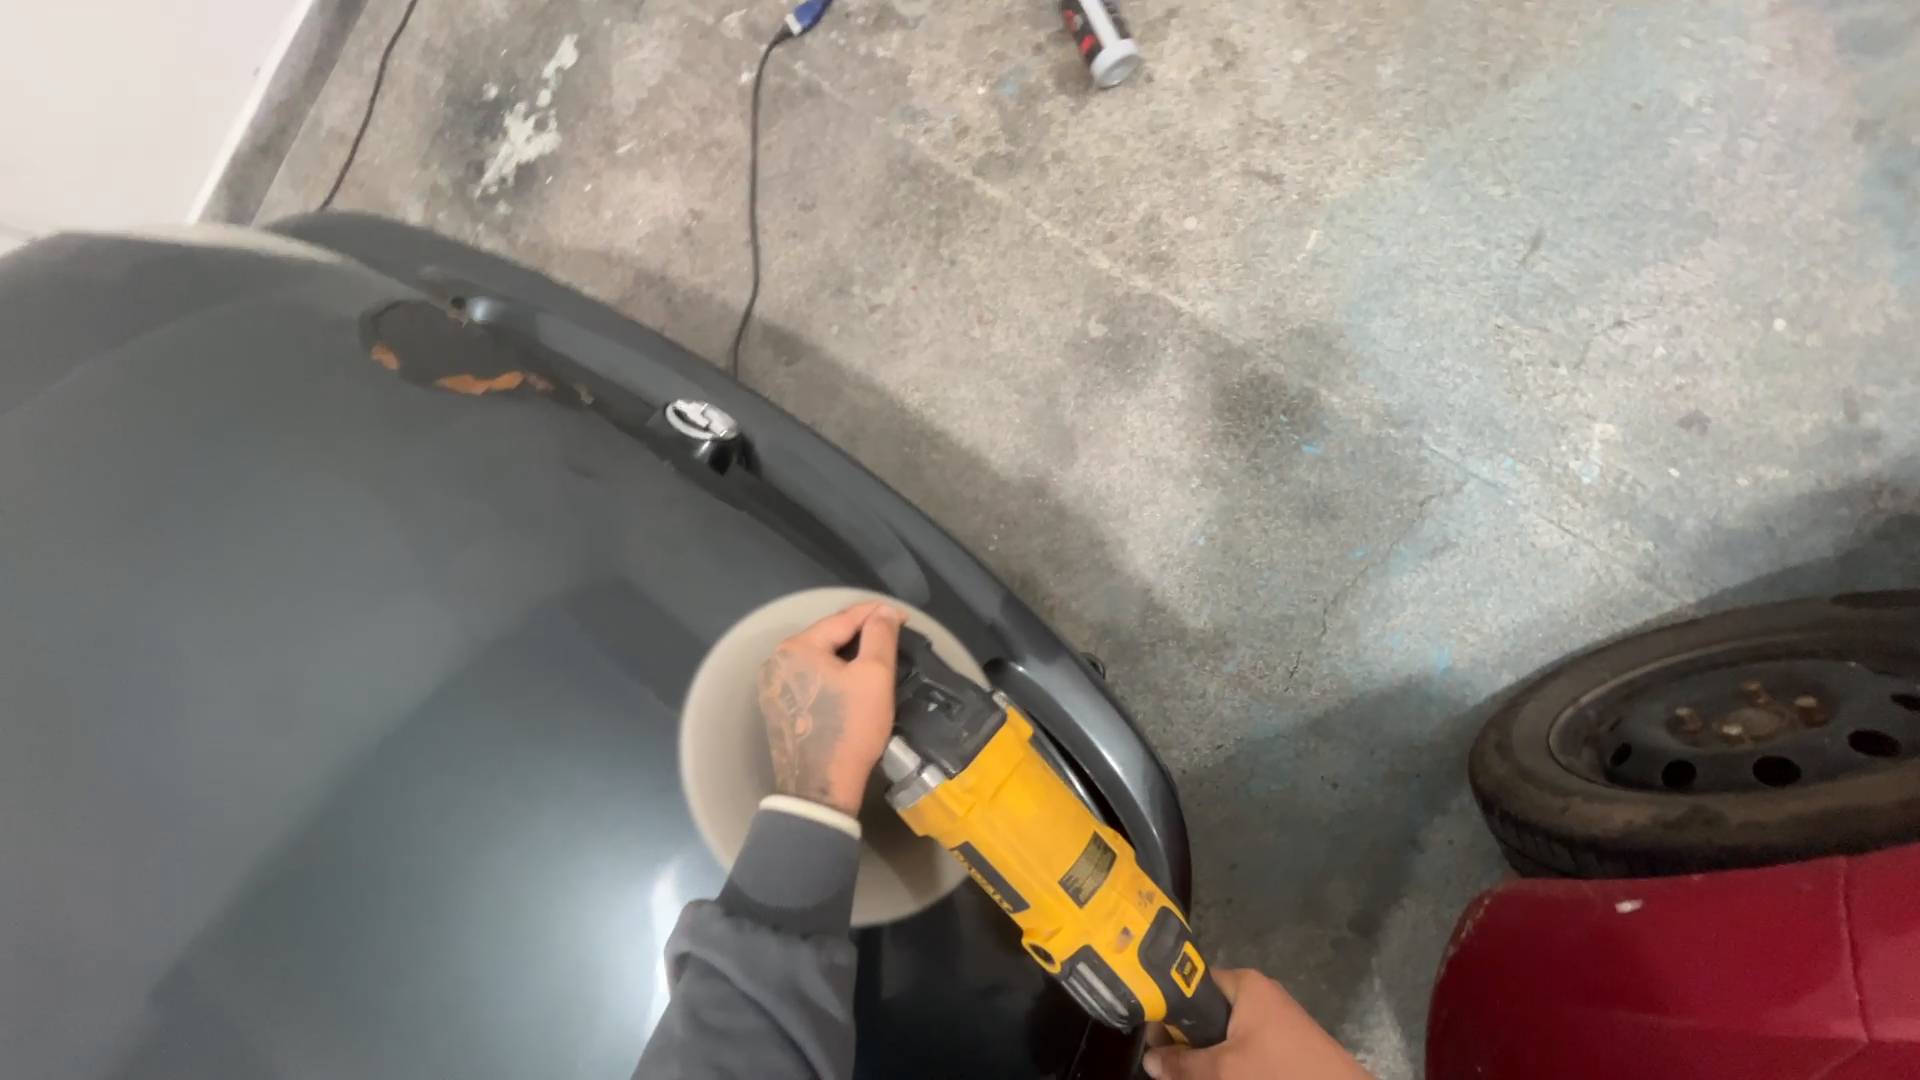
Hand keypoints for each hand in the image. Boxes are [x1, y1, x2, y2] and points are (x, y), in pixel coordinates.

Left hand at [757, 601, 905, 815]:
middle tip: (892, 636)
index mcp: (796, 647)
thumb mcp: (874, 675)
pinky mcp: (779, 710)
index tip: (903, 617)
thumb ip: (880, 635)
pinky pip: (812, 680)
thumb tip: (882, 611)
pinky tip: (853, 681)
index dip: (876, 614)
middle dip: (861, 634)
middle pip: (828, 637)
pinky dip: (834, 675)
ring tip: (877, 656)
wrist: (821, 789)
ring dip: (847, 655)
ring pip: (820, 659)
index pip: (843, 618)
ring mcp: (774, 688)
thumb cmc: (849, 727)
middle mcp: (777, 662)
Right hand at [1143, 969, 1374, 1079]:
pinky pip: (1247, 1049)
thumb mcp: (1225, 1071)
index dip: (1169, 1009)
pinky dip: (1232, 1065)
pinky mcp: (1288, 1047)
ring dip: (1210, 1057)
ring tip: (1193, 1076)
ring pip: (1227, 1034)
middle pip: (1208, 1011)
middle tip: (1171, 1065)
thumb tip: (1148, 1059)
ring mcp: (1276, 1022)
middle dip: (1189, 1039)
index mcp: (1244, 984)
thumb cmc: (1282, 1074)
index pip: (1192, 982)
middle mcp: (1259, 994)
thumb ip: (1184, 1063)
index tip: (1153, 1037)